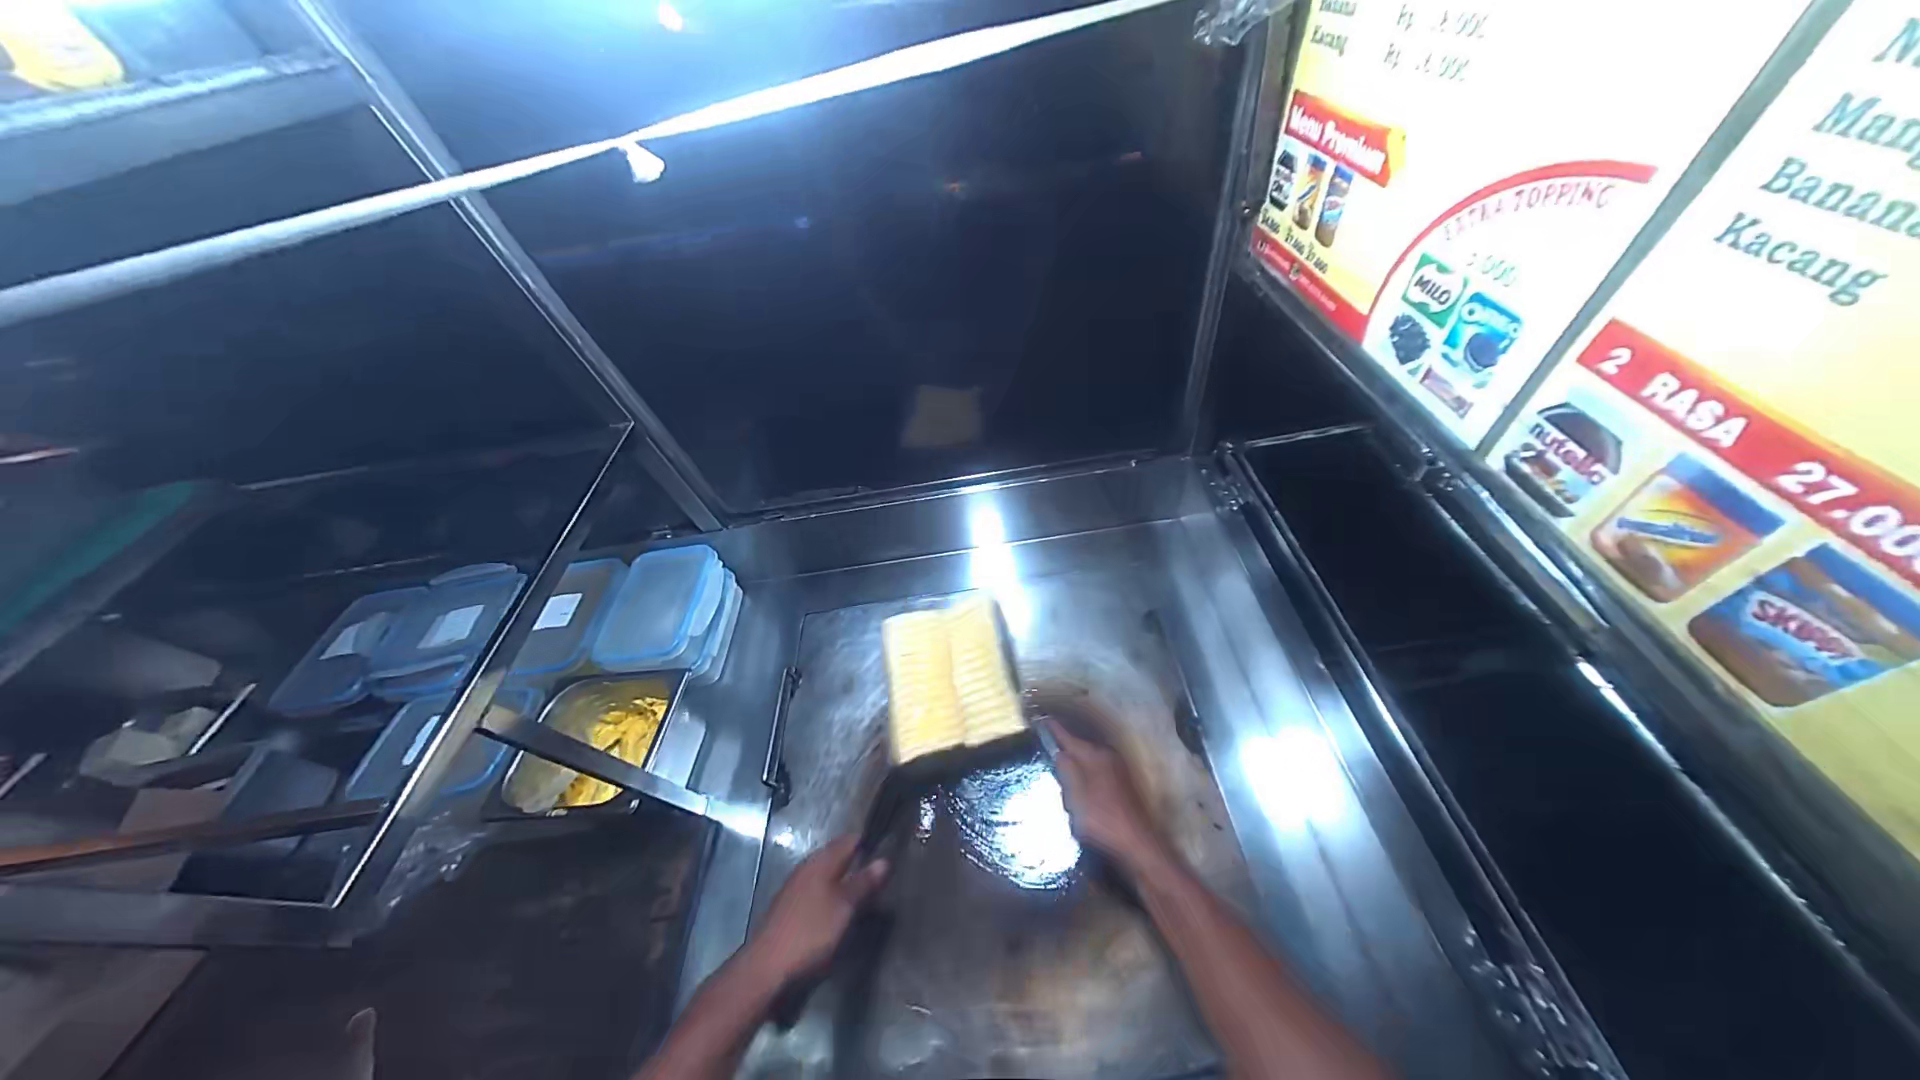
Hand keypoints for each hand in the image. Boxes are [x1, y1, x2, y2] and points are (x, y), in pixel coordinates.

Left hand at [748, 835, 888, 985]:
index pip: (850, 839)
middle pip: (839, 857)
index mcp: (821, 860)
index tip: (889, 856)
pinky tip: (841, 914)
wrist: (767, 968)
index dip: (870, 844)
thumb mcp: (844, 907)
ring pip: (829, 876)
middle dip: (860, 867)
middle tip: (882, 883)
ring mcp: (797, 887)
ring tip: (867, 900)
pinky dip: (833, 899)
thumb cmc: (810, 932)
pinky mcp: (791, 907)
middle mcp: (808, 867)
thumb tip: (884, 860)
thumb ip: (864, 882)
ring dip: (847, 885)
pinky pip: (819, 893)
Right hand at [1047, 720, 1173, 878]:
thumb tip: (1059, 752)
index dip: (1052, 728)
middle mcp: (1107, 756)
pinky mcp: (1122, 783)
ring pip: (1088, 756)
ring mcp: (1117, 769)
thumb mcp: (1076, 798)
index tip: (1039, 719)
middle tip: (1043, 738)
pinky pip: (1096, 767)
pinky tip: (1077, 779)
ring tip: (1057, 758)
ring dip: (1074, 756)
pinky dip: (1084, 768)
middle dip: (1063, 742)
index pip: (1068, 736)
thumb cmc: (1103, 821)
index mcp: (1094, 756)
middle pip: (1079, 745)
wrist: (1138, 843)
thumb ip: (1066, 771)